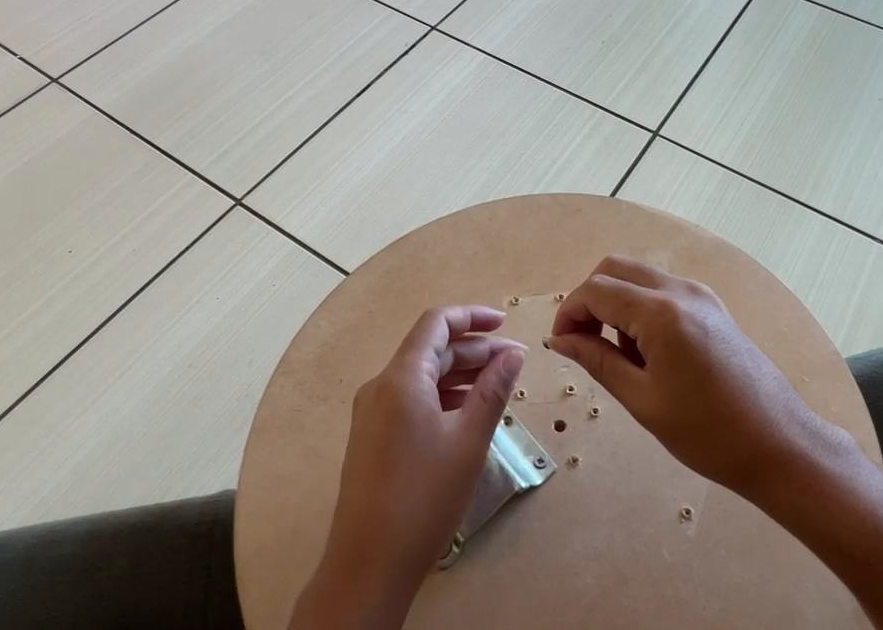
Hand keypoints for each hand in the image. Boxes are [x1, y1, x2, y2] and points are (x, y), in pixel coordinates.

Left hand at [291, 306, 524, 629]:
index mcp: (401, 378)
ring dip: (460, 374)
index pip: (436, 324)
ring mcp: (372, 412)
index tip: (505, 323)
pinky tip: (468, 413)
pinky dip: (442, 396)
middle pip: (431, 349)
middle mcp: (380, 386)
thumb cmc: (424, 497)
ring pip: (421, 376)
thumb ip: (493, 391)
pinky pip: (411, 399)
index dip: (473, 316)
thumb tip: (514, 355)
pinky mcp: (372, 436)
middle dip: (474, 349)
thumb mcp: (469, 440)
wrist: (368, 564)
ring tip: (499, 386)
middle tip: (514, 362)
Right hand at [547, 256, 836, 499]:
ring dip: (616, 302)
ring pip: (639, 276)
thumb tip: (562, 340)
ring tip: (619, 356)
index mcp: (661, 313)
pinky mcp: (713, 307)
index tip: (561, 345)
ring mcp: (701, 295)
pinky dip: (641, 307)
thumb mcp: (643, 401)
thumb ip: (598, 361)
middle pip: (615, 268)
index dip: (569, 313)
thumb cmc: (708, 433)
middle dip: (590, 300)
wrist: (780, 444)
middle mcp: (680, 291)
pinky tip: (648, 352)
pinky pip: (663, 291)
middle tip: (583, 343)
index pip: (596, 290)